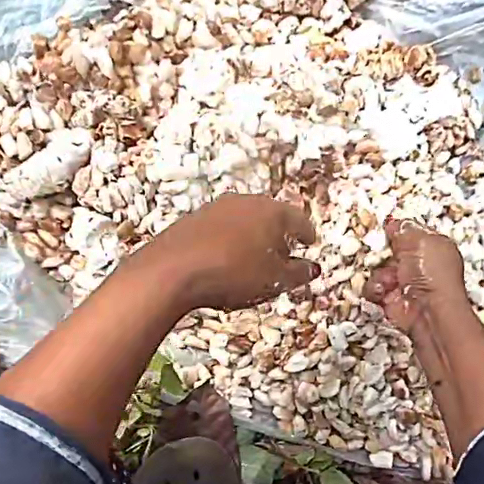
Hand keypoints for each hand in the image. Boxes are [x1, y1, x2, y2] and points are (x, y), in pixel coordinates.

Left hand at [135, 194, 318, 311]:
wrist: (171, 271)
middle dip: (279, 234)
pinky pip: (220, 229)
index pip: (298, 219)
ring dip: (252, 237)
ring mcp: (216, 208)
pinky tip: (226, 260)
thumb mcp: (275, 281)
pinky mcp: (192, 220)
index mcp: (272, 212)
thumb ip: (298, 274)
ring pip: (244, 220)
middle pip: (270, 216)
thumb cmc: (234, 274)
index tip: (311, 242)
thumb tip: (312, 268)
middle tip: (285, 252)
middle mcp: (246, 202)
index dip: (307, 233)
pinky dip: (229, 241)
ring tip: (255, 259)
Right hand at [361, 220, 468, 332]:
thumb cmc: (435, 276)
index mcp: (434, 247)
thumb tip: (393, 223)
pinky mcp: (392, 300)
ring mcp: (405, 284)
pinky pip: (373, 289)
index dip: (398, 231)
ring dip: (380, 274)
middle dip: (384, 253)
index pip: (412, 234)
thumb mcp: (420, 239)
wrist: (429, 311)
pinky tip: (383, 291)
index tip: (386, 229)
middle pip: (391, 252)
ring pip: (379, 270)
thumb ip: (404, 228)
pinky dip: (374, 289)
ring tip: (389, 279)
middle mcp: (420, 266)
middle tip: (383, 254)